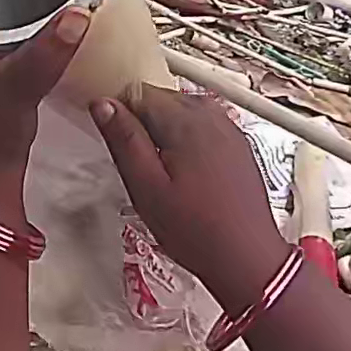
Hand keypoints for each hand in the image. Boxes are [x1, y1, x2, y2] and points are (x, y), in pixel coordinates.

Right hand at [91, 86, 289, 311]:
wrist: (247, 258)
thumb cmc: (195, 229)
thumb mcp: (146, 187)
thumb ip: (124, 140)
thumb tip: (103, 104)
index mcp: (186, 120)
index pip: (138, 92)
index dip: (120, 114)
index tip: (118, 144)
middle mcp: (211, 115)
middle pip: (161, 99)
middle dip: (143, 123)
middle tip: (139, 166)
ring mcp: (228, 128)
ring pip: (181, 112)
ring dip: (164, 131)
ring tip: (161, 172)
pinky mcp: (238, 144)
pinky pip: (201, 127)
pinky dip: (186, 140)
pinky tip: (185, 173)